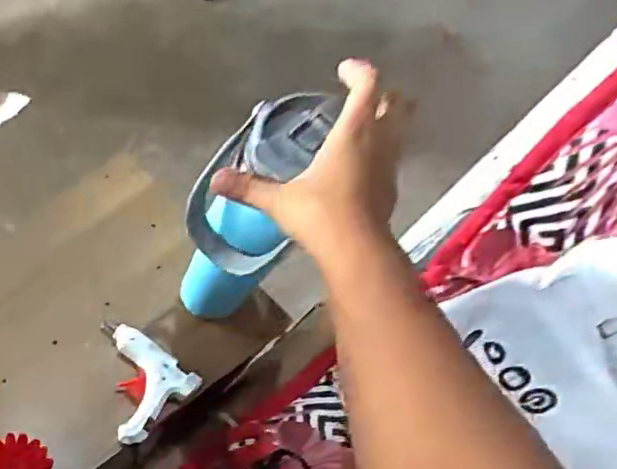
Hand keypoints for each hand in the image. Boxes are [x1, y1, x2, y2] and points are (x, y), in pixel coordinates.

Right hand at [208, 60, 408, 255]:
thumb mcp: (280, 201)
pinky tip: (364, 168)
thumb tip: (216, 180)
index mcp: (353, 132)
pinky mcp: (391, 188)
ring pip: (401, 128)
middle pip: (395, 101)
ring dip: (388, 121)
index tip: (343, 71)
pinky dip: (383, 153)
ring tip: (366, 128)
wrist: (355, 249)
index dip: (357, 71)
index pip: (367, 84)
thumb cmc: (320, 216)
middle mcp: (379, 140)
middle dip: (382, 94)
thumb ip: (249, 188)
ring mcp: (390, 164)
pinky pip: (393, 159)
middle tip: (362, 98)